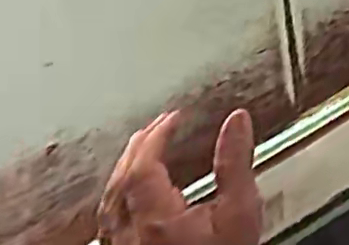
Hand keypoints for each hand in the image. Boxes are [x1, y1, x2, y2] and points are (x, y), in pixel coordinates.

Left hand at [97, 108, 260, 244]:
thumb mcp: (240, 208)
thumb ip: (235, 162)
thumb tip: (237, 118)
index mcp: (156, 220)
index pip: (143, 169)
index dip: (156, 138)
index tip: (176, 116)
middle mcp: (129, 237)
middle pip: (119, 186)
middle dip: (138, 149)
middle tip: (159, 124)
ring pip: (107, 207)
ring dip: (124, 171)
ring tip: (141, 149)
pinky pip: (107, 224)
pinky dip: (118, 196)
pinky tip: (129, 193)